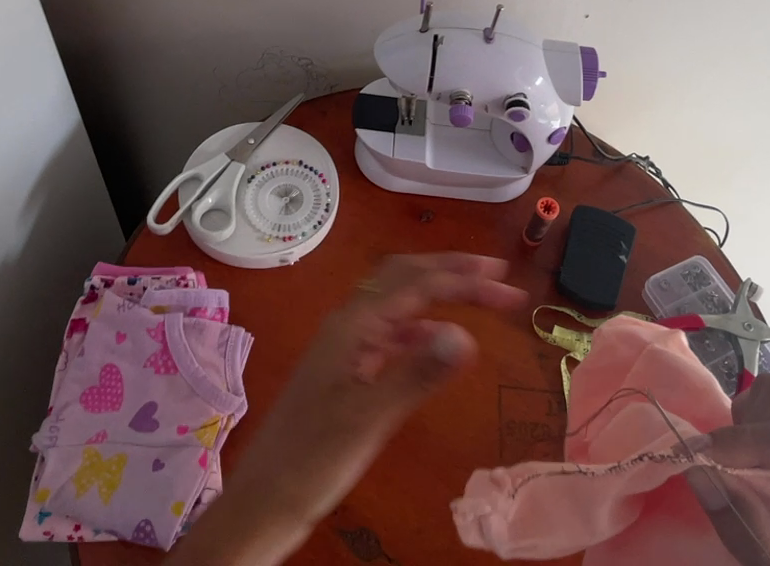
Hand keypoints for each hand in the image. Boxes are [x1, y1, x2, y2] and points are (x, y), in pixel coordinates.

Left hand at [169, 253, 526, 565]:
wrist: (263, 500)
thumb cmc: (313, 458)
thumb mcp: (370, 417)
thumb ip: (417, 373)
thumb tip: (468, 334)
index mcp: (353, 324)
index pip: (416, 283)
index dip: (462, 277)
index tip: (505, 280)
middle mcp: (348, 323)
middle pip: (404, 277)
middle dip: (451, 270)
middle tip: (497, 276)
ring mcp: (345, 344)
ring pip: (396, 300)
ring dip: (437, 293)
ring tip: (478, 299)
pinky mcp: (346, 368)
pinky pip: (389, 330)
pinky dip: (420, 326)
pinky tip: (438, 341)